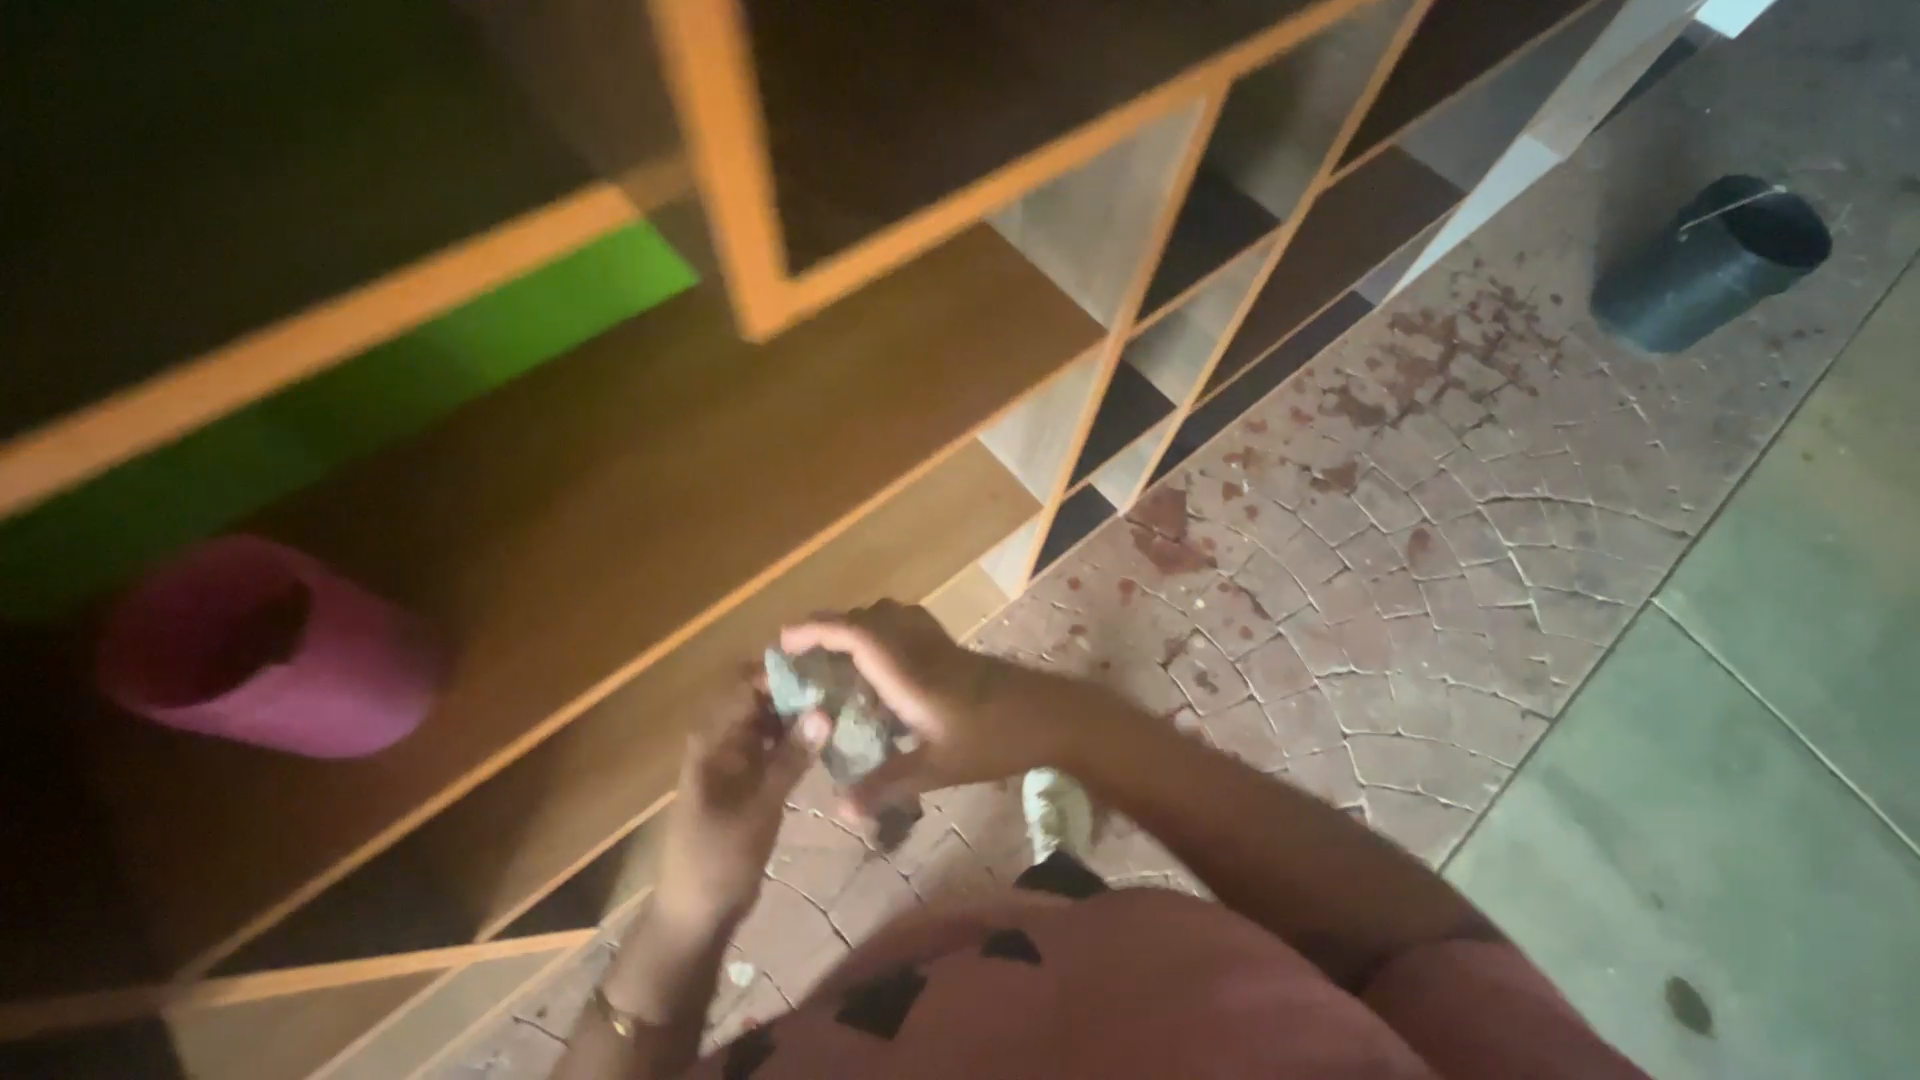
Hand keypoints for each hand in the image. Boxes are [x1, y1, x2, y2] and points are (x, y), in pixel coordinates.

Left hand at [652, 677, 828, 934]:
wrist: (696, 914)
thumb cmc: (719, 858)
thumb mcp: (759, 807)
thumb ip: (792, 758)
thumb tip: (825, 709)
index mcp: (713, 739)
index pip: (747, 683)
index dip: (784, 670)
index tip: (828, 662)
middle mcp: (723, 741)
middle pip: (762, 699)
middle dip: (799, 689)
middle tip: (848, 682)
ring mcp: (736, 761)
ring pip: (772, 722)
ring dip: (802, 713)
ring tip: (848, 702)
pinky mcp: (750, 782)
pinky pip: (775, 748)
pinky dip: (799, 741)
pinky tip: (832, 738)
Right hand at [780, 601, 1098, 815]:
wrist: (1054, 716)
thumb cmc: (996, 740)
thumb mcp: (938, 768)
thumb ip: (887, 784)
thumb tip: (838, 809)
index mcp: (910, 672)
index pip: (857, 634)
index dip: (817, 629)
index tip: (784, 639)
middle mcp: (921, 648)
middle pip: (869, 618)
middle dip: (829, 627)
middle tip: (802, 654)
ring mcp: (941, 644)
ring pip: (891, 616)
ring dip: (858, 625)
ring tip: (836, 656)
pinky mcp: (956, 650)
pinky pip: (909, 625)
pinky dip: (884, 631)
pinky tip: (884, 665)